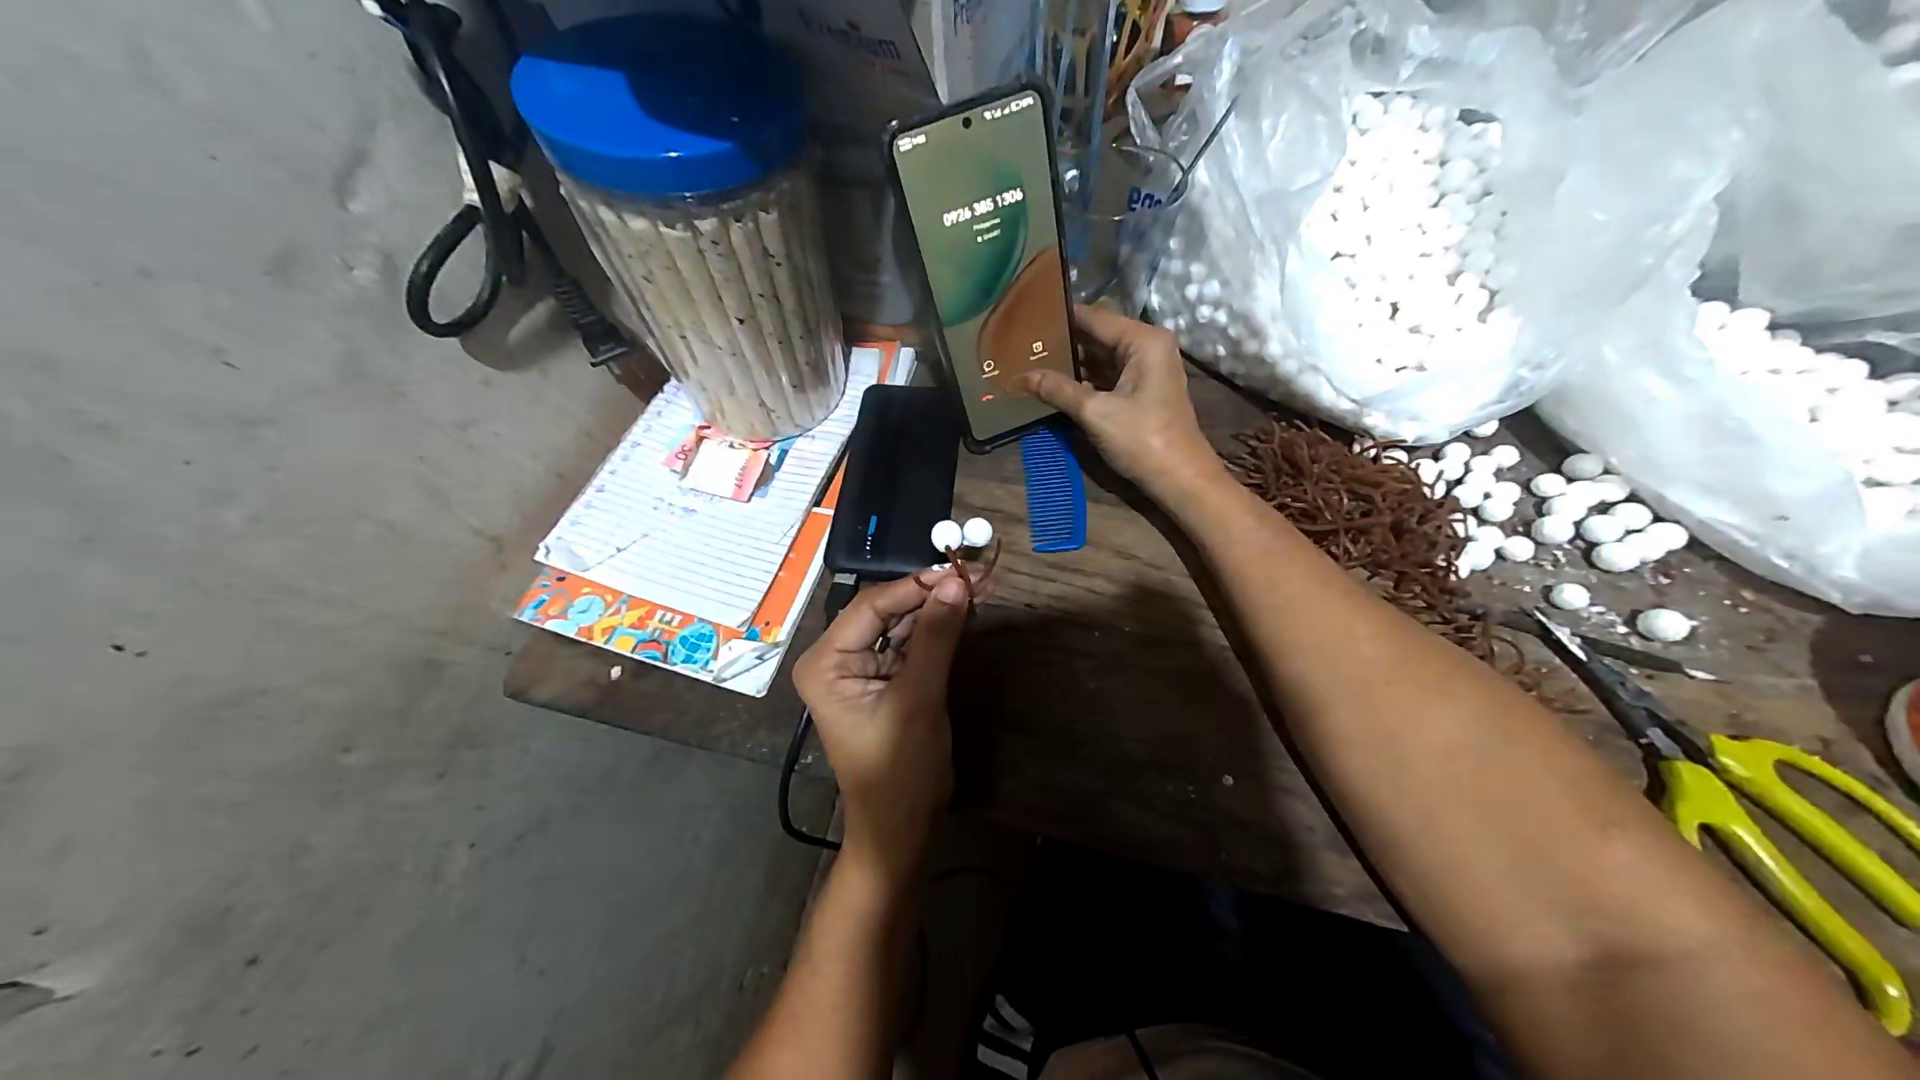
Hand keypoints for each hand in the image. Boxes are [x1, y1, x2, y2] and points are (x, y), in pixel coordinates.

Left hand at [792, 568, 973, 878]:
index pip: (871, 606)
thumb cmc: (898, 770)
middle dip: (930, 593)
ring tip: (978, 586)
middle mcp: (836, 658)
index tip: (960, 570)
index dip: (916, 585)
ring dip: (937, 607)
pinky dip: (937, 628)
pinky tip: (964, 611)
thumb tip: (957, 583)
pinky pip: (910, 643)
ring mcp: (861, 667)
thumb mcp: (918, 700)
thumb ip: (936, 638)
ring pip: (901, 623)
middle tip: (977, 575)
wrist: (901, 827)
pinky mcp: (885, 678)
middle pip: (886, 610)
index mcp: (825, 662)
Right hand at [1018, 305, 1219, 498]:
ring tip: (1031, 360)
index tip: (1027, 317)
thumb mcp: (1095, 413)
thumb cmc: (1142, 439)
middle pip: (1098, 335)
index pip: (1094, 317)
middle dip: (1063, 341)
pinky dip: (1084, 379)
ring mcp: (1146, 370)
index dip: (1060, 317)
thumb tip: (1021, 376)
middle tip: (1022, 342)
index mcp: (1143, 340)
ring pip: (1101, 357)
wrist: (1179, 479)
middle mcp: (1148, 347)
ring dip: (1071, 362)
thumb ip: (1057, 390)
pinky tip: (1054, 383)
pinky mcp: (1141, 391)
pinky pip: (1107, 376)